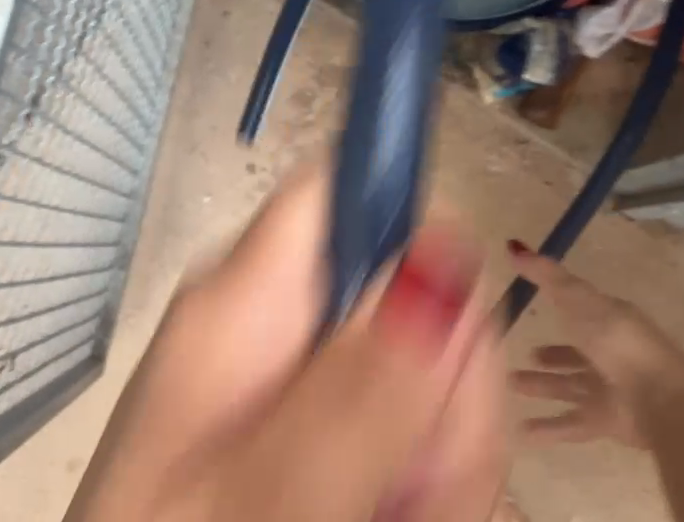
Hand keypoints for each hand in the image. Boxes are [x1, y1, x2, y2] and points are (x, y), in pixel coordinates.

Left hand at [66, 164, 509, 521]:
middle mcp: (267, 320)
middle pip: (406, 299)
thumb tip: (443, 241)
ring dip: (435, 458)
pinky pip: (404, 432)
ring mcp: (292, 377)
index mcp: (238, 300)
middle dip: (441, 398)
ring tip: (387, 514)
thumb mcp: (273, 483)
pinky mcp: (312, 429)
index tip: (445, 354)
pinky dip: (416, 488)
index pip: (341, 195)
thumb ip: (364, 377)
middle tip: (409, 488)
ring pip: (421, 376)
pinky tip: (384, 516)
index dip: (414, 241)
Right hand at [508, 246, 683, 448]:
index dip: (558, 309)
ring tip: (510, 384)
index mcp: (609, 323)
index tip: (528, 305)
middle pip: (574, 355)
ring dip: (542, 386)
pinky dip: (548, 428)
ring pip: (569, 387)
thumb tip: (511, 243)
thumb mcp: (578, 298)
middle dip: (548, 356)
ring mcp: (609, 390)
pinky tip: (521, 431)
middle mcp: (610, 357)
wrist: (665, 401)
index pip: (580, 314)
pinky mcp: (607, 422)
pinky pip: (571, 423)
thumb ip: (545, 275)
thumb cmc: (619, 341)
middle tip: (519, 353)